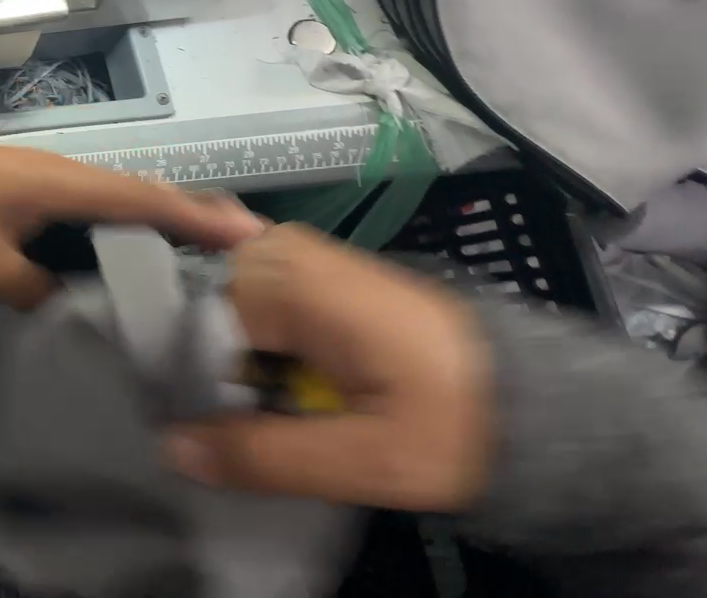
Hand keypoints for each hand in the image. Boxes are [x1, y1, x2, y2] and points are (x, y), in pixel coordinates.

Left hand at [0, 141, 264, 308]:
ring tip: (198, 252)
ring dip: (155, 216)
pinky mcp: (29, 182)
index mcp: (59, 182)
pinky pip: (91, 198)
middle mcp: (62, 170)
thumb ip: (34, 291)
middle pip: (138, 190)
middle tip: (240, 251)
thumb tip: (75, 315)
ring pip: (115, 193)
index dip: (195, 216)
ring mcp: (45, 173)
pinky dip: (121, 216)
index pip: (142, 197)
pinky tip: (128, 242)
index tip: (250, 235)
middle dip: (186, 216)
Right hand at [164, 224, 493, 511]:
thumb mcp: (369, 460)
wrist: (535, 396)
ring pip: (215, 313)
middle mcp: (271, 247)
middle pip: (198, 316)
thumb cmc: (460, 422)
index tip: (215, 428)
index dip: (194, 385)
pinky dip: (251, 345)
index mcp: (279, 276)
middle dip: (213, 370)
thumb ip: (267, 455)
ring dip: (233, 361)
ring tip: (277, 398)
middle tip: (259, 415)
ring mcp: (284, 250)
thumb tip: (172, 448)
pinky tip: (282, 375)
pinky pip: (240, 303)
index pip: (188, 328)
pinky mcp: (298, 266)